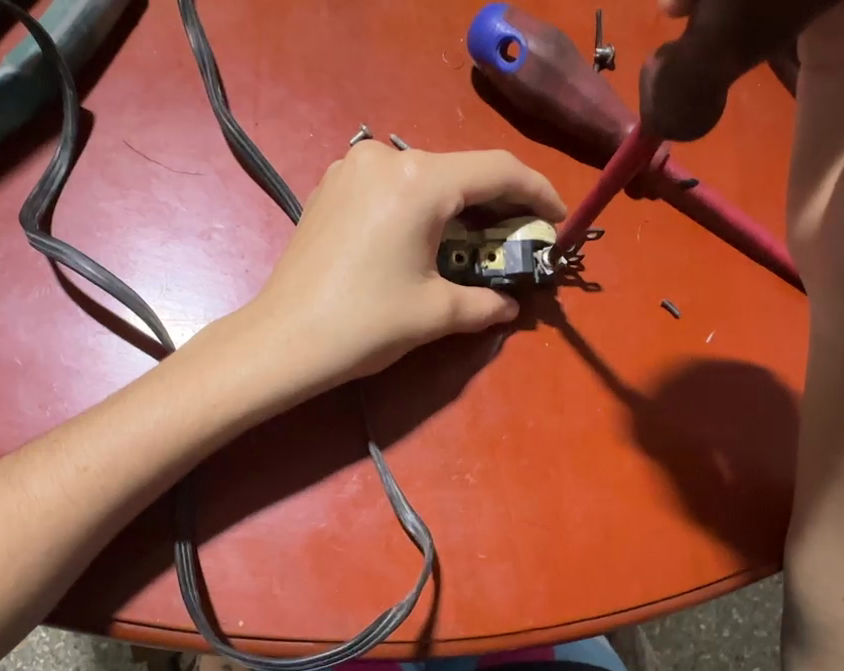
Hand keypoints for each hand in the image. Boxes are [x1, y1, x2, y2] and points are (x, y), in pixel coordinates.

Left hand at [236, 141, 564, 402]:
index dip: (537, 193)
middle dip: (497, 206)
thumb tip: (509, 305)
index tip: (558, 220)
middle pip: (462, 172)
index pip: (498, 171)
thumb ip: (484, 302)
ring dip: (458, 208)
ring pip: (427, 178)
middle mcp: (387, 158)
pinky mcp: (333, 187)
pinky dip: (421, 209)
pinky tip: (428, 241)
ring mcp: (354, 168)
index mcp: (420, 182)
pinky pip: (394, 188)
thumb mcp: (436, 314)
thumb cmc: (365, 325)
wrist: (284, 340)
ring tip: (475, 246)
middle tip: (518, 241)